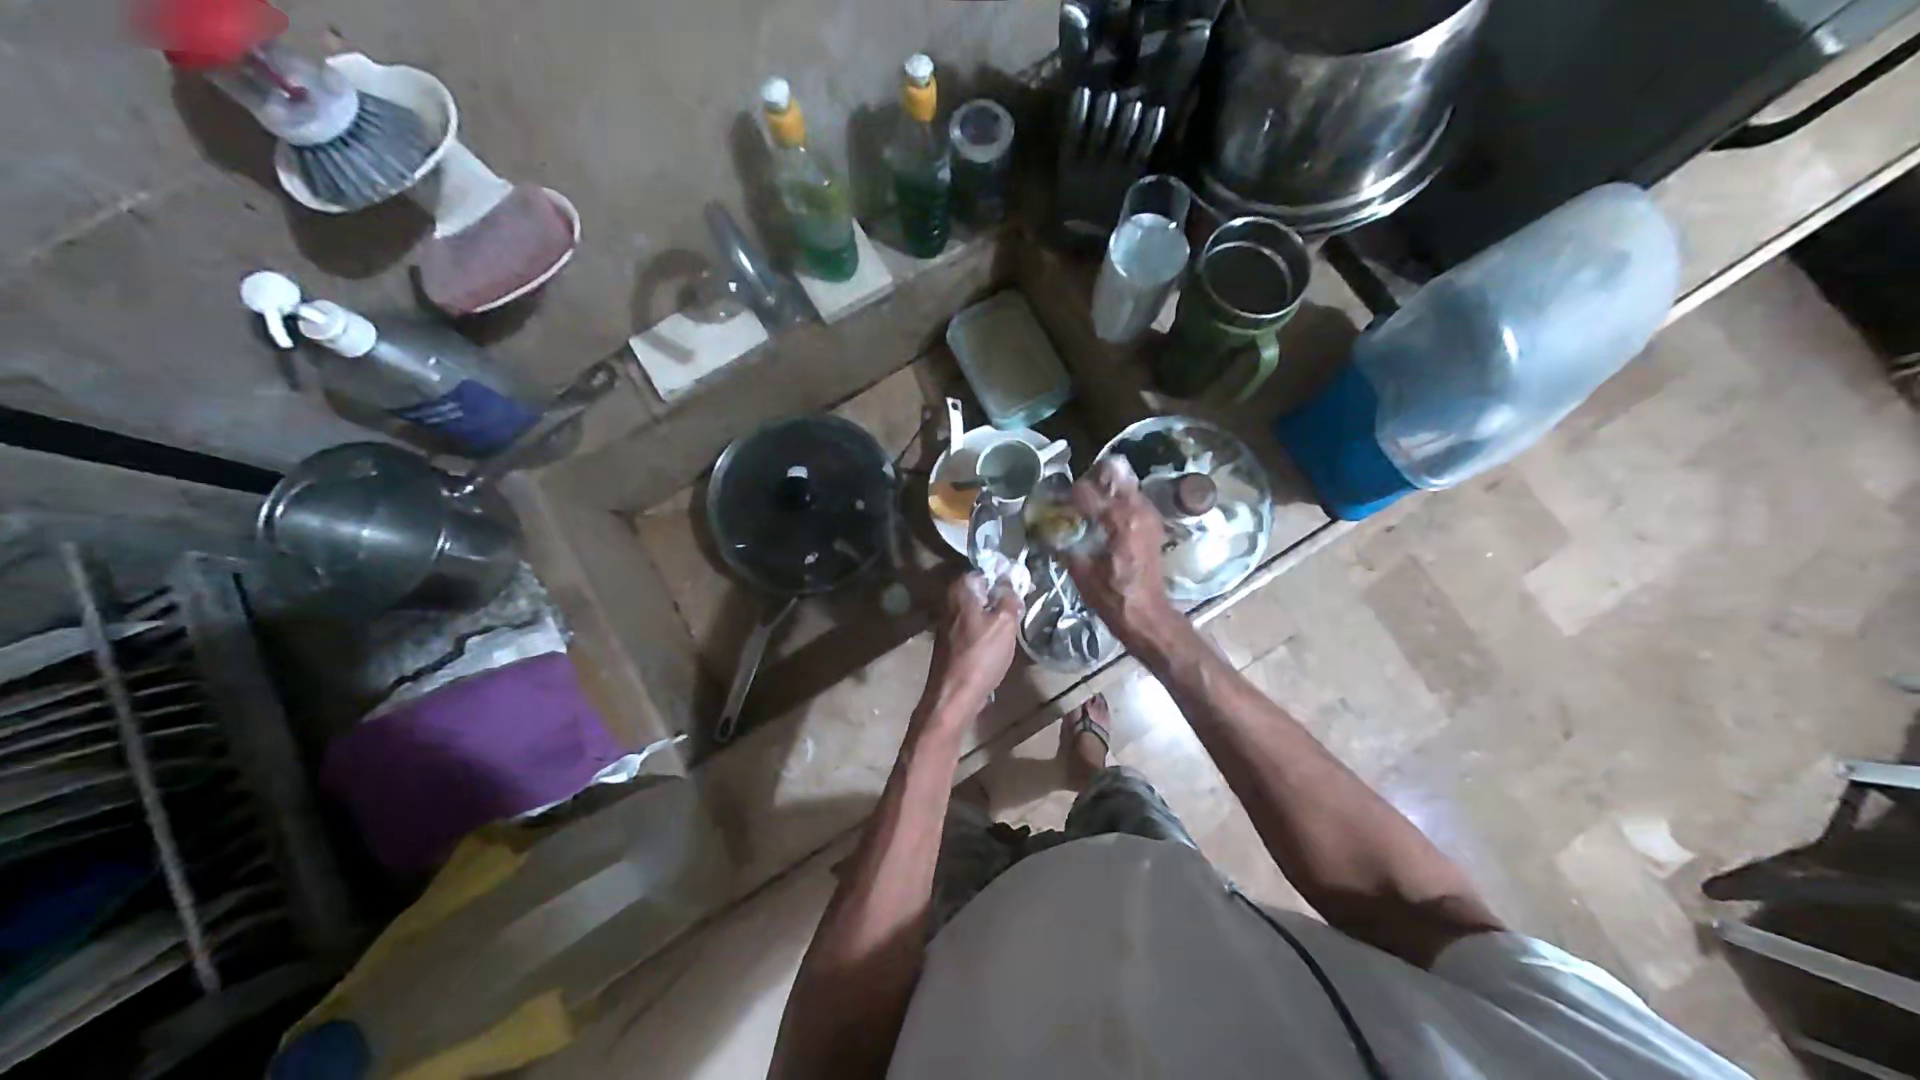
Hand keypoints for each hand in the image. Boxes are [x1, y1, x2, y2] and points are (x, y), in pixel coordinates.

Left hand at [922, 573, 1019, 726]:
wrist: (954, 695)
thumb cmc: (980, 656)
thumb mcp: (1004, 623)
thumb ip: (1009, 598)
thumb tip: (1011, 584)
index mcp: (960, 591)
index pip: (983, 570)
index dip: (1004, 574)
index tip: (1022, 582)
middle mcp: (949, 602)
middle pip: (980, 590)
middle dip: (1000, 595)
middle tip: (1021, 603)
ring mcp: (948, 624)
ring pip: (977, 610)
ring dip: (995, 614)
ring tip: (1015, 621)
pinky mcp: (950, 643)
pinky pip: (973, 627)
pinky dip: (986, 630)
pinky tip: (1000, 641)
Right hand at [1064, 458, 1184, 650]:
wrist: (1147, 614)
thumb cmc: (1112, 596)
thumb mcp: (1080, 570)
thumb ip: (1063, 542)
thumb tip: (1046, 527)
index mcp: (1119, 519)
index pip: (1085, 491)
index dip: (1065, 496)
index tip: (1053, 504)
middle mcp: (1138, 509)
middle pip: (1110, 475)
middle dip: (1088, 483)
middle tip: (1072, 499)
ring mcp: (1149, 514)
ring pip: (1123, 484)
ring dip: (1103, 489)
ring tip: (1086, 506)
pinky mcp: (1153, 522)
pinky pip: (1132, 498)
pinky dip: (1116, 500)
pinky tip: (1103, 517)